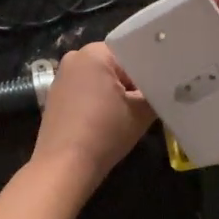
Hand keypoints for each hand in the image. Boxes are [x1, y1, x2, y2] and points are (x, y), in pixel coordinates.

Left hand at [32, 43, 154, 188]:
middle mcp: (74, 59)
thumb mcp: (141, 113)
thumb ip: (155, 94)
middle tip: (151, 101)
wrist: (65, 166)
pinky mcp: (55, 99)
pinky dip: (98, 103)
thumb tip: (162, 90)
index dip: (149, 70)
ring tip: (132, 114)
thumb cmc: (105, 133)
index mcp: (94, 53)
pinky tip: (109, 122)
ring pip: (99, 80)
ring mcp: (61, 79)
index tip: (162, 86)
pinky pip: (84, 94)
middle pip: (114, 65)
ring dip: (115, 94)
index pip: (131, 52)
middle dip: (132, 82)